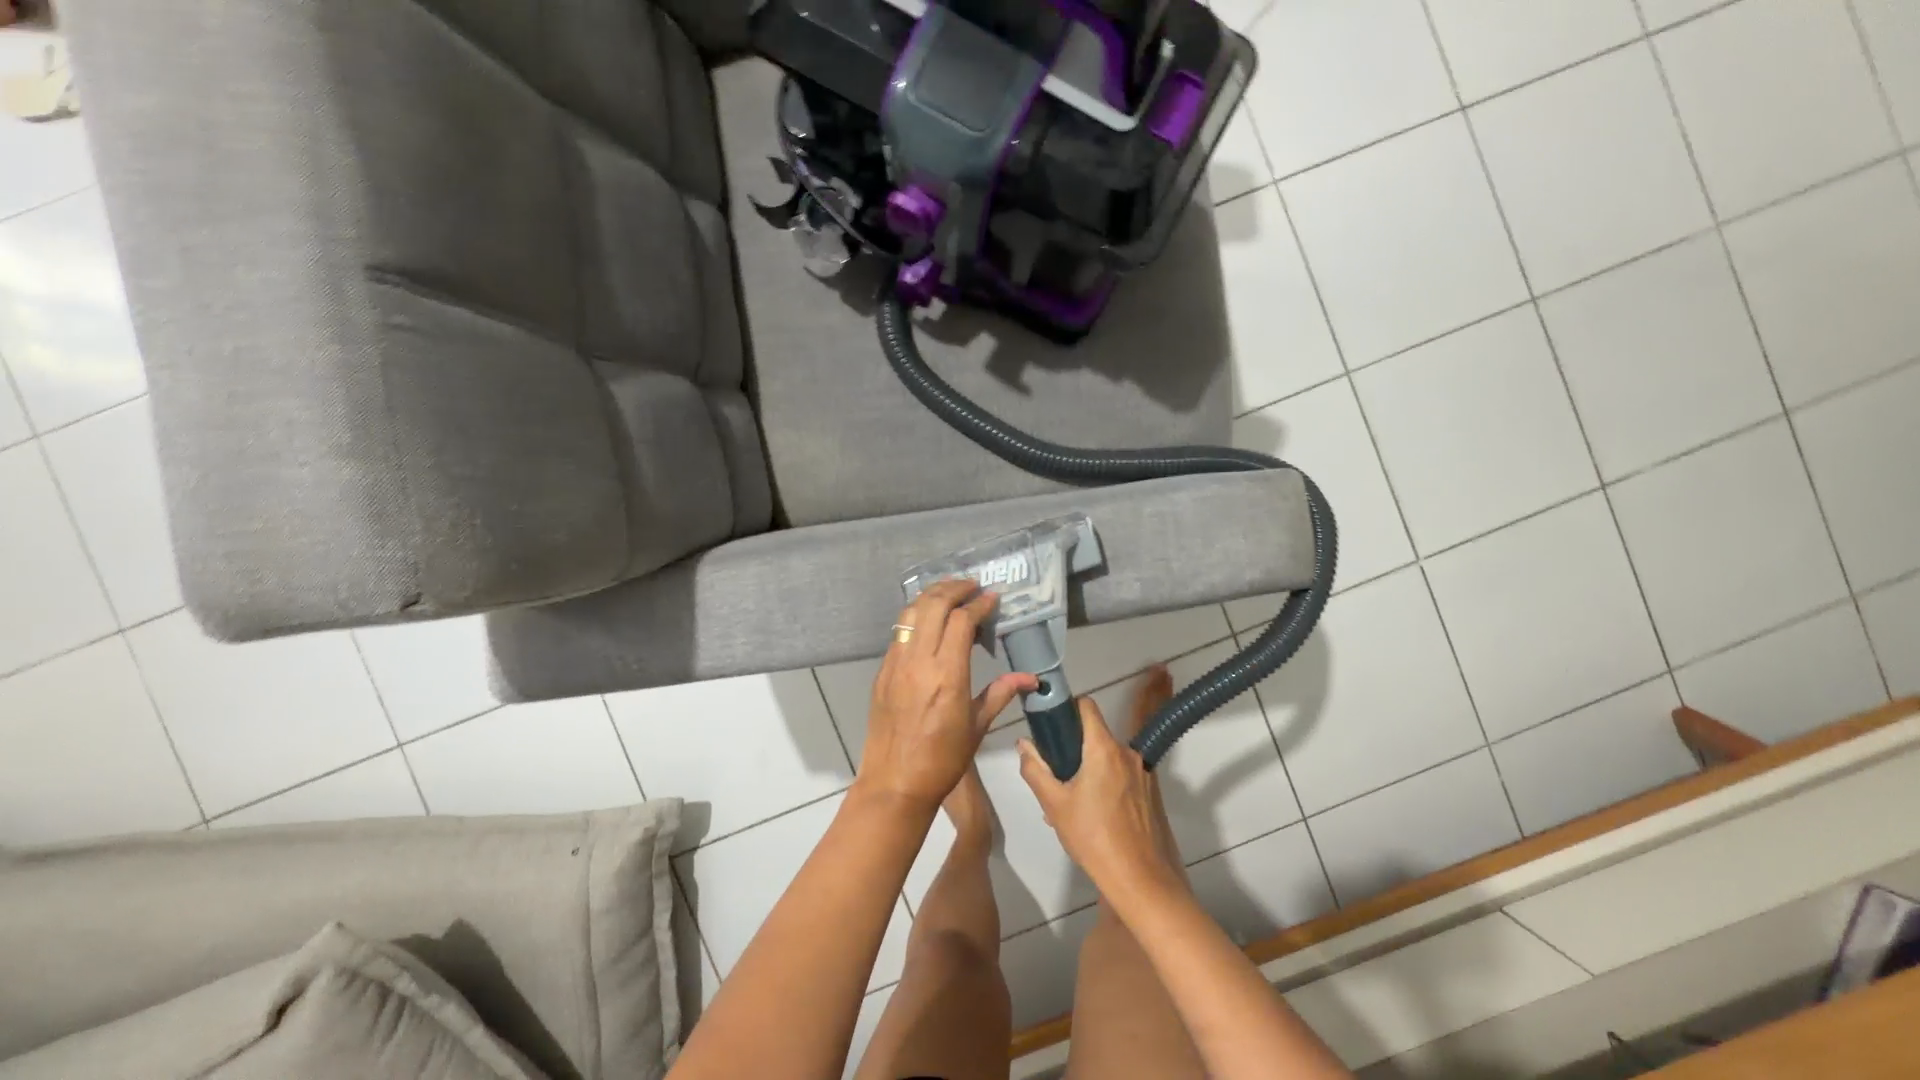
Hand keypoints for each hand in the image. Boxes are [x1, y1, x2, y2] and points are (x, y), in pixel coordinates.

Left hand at [858, 580, 1037, 811]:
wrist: (895, 783)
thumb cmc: (942, 760)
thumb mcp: (977, 726)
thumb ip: (1001, 693)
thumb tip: (1031, 678)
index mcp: (947, 675)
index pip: (962, 621)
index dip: (979, 604)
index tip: (992, 598)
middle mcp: (918, 662)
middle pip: (933, 606)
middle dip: (953, 589)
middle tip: (971, 586)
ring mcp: (895, 664)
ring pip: (910, 613)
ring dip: (931, 597)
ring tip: (949, 594)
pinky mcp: (882, 672)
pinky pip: (899, 633)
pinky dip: (915, 618)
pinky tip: (928, 622)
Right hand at [1017, 695, 1183, 900]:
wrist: (1138, 877)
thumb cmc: (1092, 836)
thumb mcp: (1054, 803)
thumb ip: (1035, 769)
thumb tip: (1024, 744)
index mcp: (1103, 748)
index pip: (1086, 706)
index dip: (1066, 709)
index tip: (1050, 726)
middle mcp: (1127, 753)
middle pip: (1095, 735)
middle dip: (1073, 749)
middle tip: (1054, 776)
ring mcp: (1142, 773)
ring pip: (1107, 759)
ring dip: (1088, 771)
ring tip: (1070, 803)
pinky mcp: (1150, 792)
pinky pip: (1120, 777)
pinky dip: (1104, 785)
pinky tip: (1091, 815)